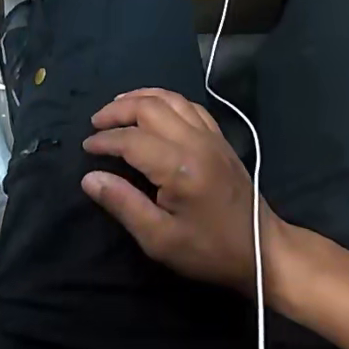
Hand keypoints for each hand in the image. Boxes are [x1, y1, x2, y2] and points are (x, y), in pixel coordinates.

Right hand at [80, 88, 277, 293]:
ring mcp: (212, 137)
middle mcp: (196, 142)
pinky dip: (166, 101)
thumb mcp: (159, 239)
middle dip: (118, 110)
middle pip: (150, 107)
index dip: (104, 140)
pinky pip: (190, 106)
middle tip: (95, 123)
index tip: (86, 149)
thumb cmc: (209, 250)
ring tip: (117, 107)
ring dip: (141, 98)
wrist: (262, 250)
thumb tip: (90, 178)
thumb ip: (123, 204)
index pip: (131, 139)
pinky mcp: (221, 139)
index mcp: (179, 167)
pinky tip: (154, 110)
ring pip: (171, 99)